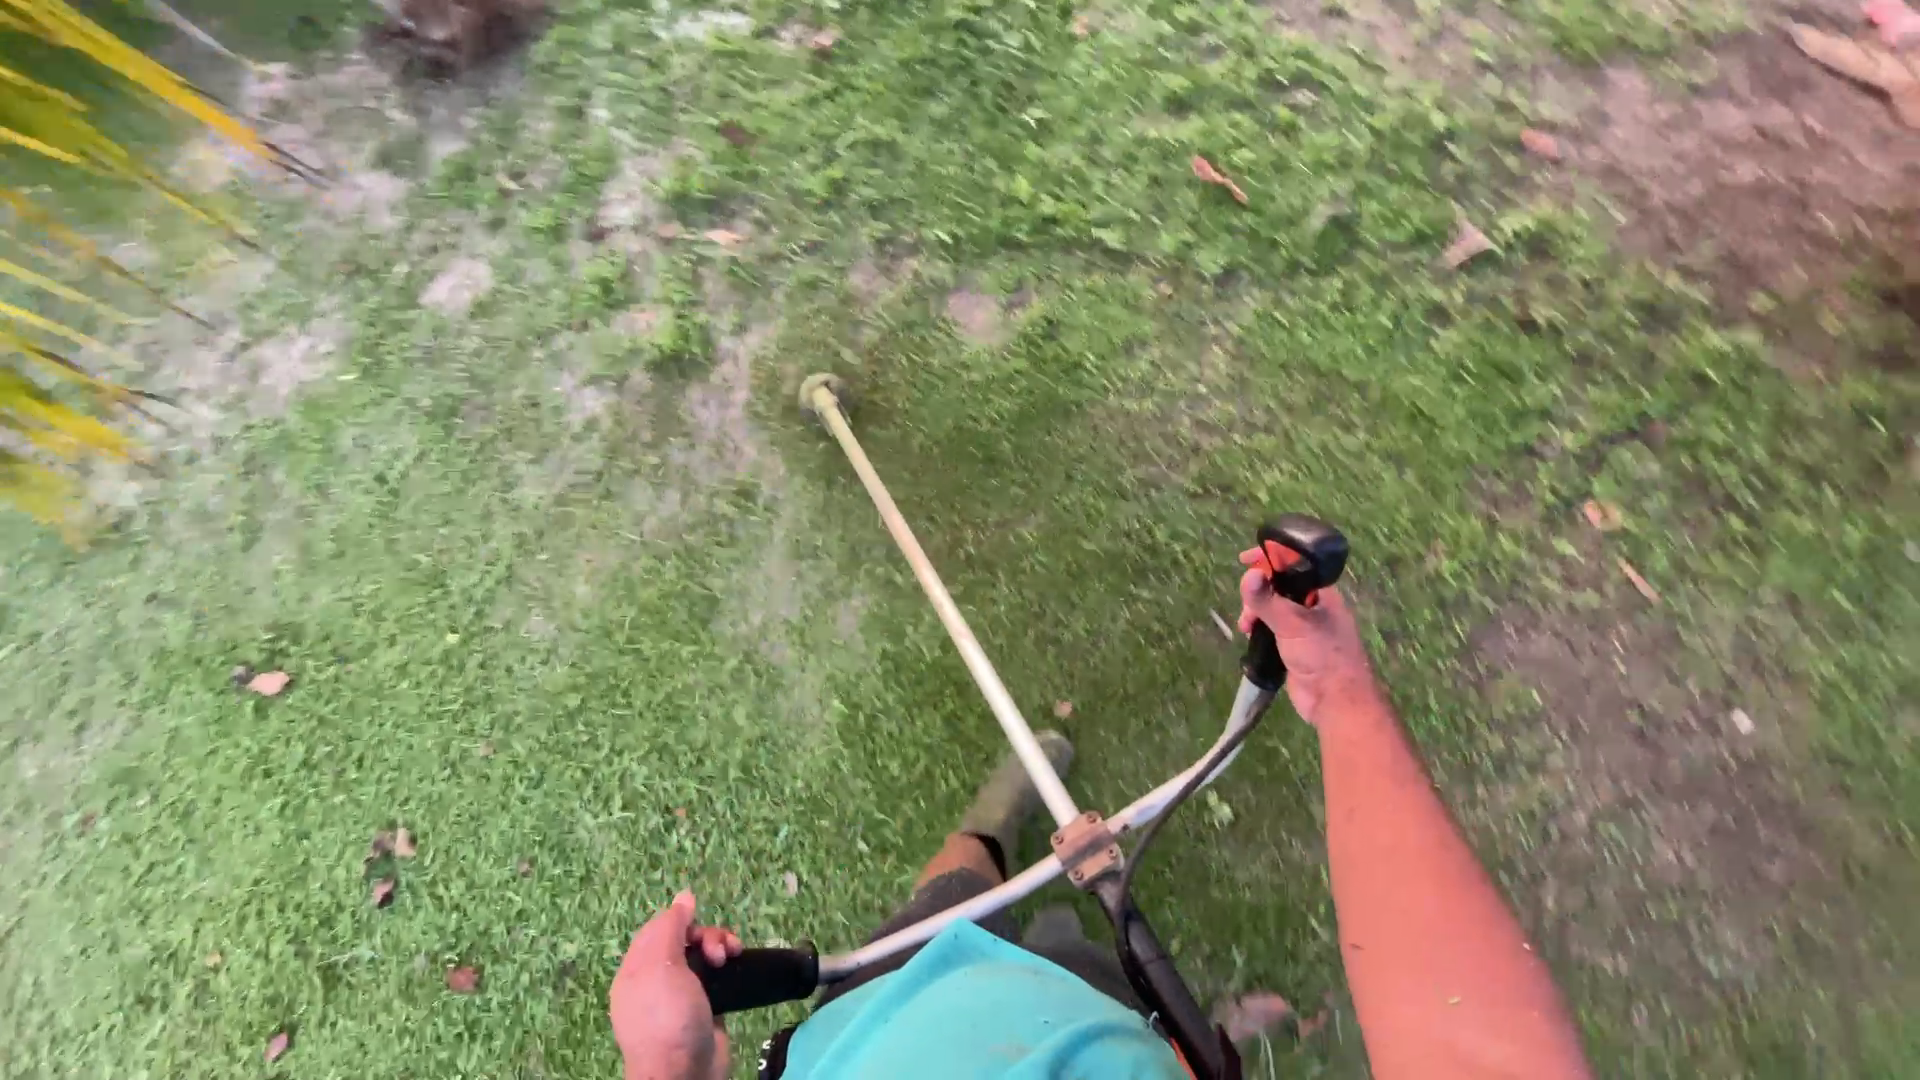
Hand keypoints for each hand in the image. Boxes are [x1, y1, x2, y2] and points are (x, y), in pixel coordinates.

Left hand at [611, 891, 741, 1079]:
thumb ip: (671, 927)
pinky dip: (728, 965)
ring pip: (703, 954)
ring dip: (719, 945)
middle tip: (718, 950)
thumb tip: (684, 895)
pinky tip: (737, 964)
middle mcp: (656, 981)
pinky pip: (716, 974)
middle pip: (683, 939)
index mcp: (636, 972)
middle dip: (705, 935)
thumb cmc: (667, 1017)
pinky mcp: (705, 1006)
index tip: (699, 921)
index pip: (657, 929)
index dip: (680, 920)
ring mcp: (682, 996)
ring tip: (732, 955)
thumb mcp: (661, 965)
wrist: (685, 1074)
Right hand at [1238, 550, 1378, 725]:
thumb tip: (1248, 574)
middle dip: (1258, 591)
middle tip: (1248, 607)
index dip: (1270, 558)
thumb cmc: (1322, 656)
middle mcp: (1314, 607)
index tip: (1245, 559)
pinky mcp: (1294, 645)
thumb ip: (1267, 599)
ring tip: (1246, 626)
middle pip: (1278, 586)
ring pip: (1272, 607)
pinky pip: (1271, 627)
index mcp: (1322, 594)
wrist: (1336, 700)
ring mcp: (1304, 627)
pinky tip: (1250, 635)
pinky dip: (1259, 627)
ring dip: (1255, 611)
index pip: (1294, 564)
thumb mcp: (1293, 623)